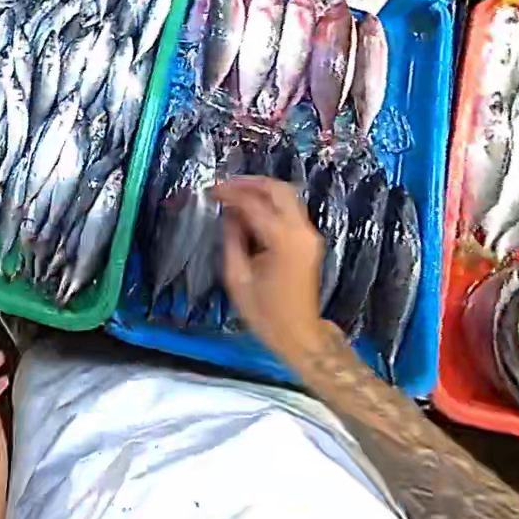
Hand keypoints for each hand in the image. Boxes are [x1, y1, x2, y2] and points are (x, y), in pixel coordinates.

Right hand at [215, 175, 328, 363]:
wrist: (299, 335)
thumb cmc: (265, 312)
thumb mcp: (237, 276)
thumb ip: (233, 238)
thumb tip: (229, 214)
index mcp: (282, 239)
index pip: (253, 203)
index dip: (229, 193)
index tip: (210, 190)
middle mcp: (300, 231)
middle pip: (278, 188)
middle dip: (249, 182)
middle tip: (224, 186)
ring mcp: (308, 234)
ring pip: (286, 195)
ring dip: (260, 190)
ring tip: (233, 195)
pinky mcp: (309, 240)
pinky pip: (288, 209)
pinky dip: (268, 202)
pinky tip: (248, 210)